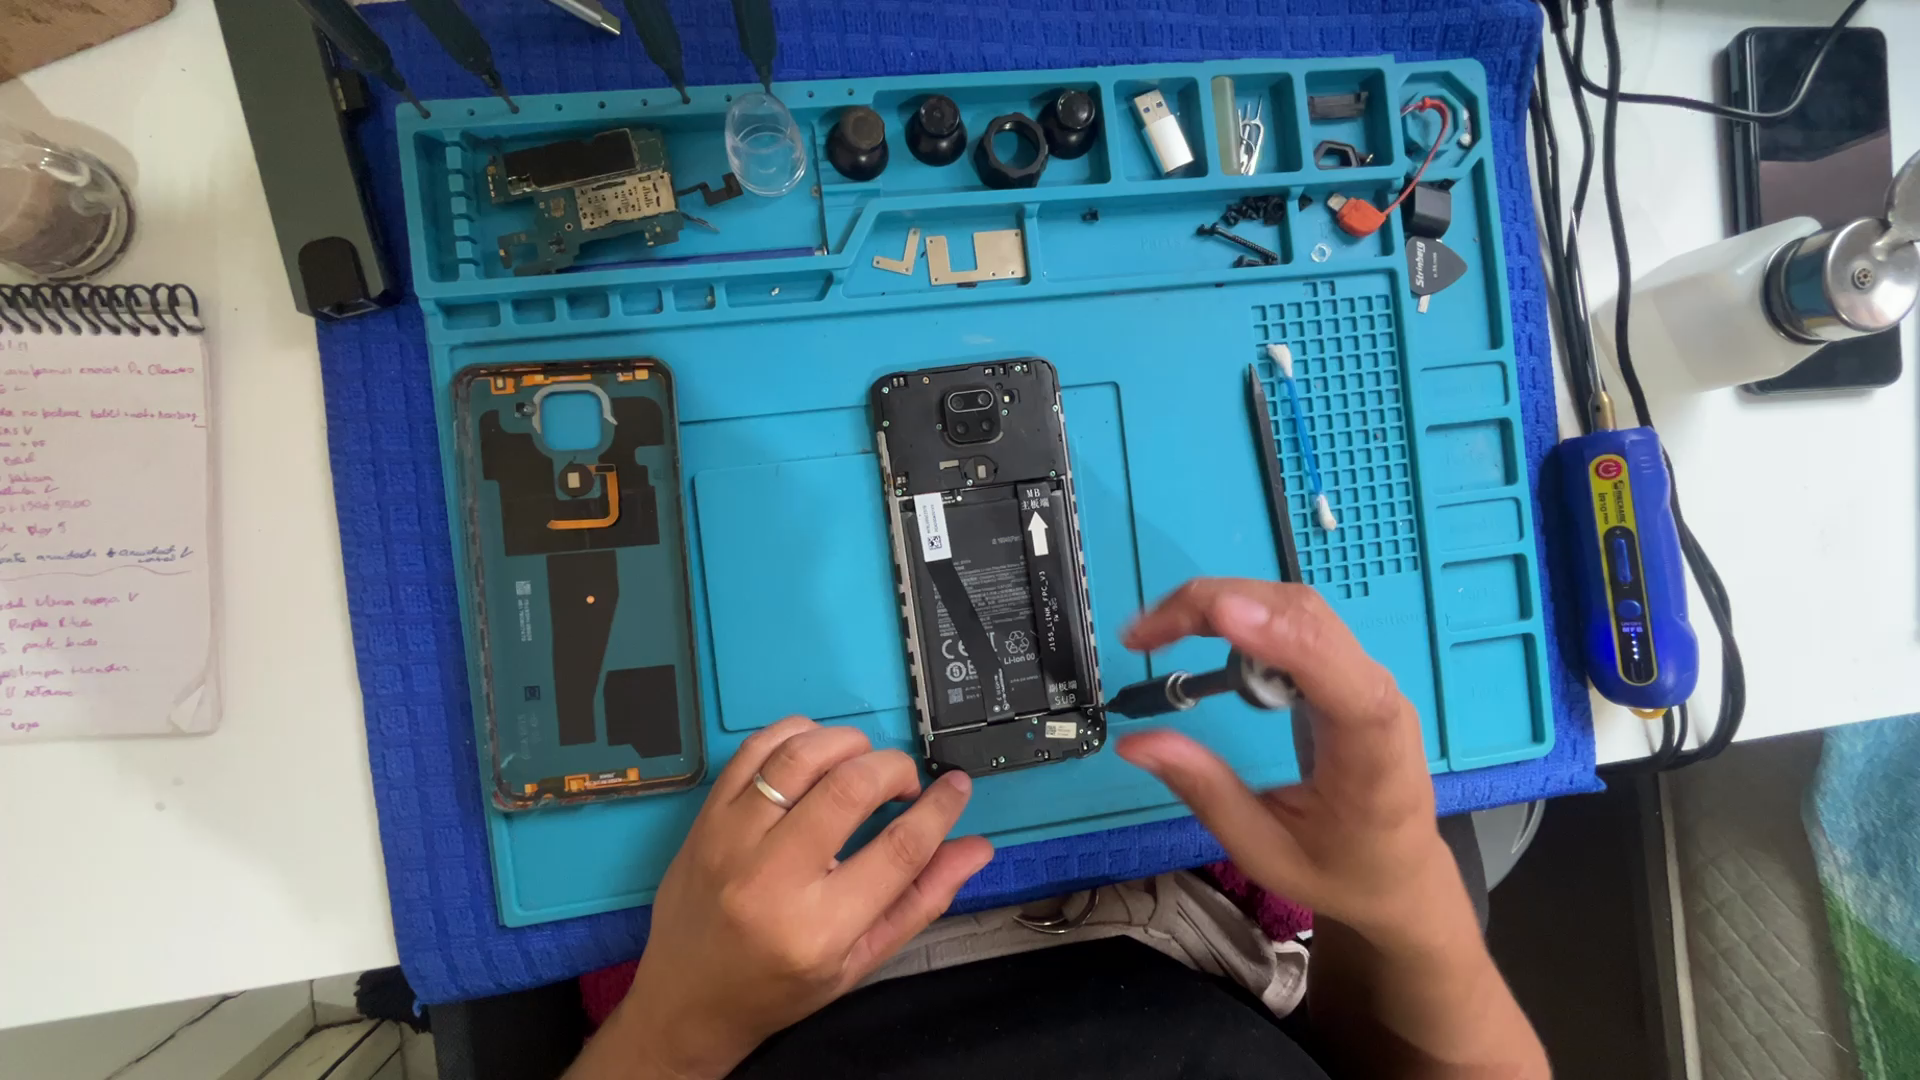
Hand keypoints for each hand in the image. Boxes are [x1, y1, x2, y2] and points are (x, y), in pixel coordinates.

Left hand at [597, 717, 992, 1079]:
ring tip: (862, 762)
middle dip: (893, 768)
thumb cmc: (779, 986)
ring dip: (847, 743)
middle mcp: (773, 879)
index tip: (956, 786)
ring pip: (801, 755)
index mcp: (820, 928)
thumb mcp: (860, 961)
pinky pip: (756, 748)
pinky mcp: (708, 816)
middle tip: (903, 783)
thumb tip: (975, 848)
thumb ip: (921, 900)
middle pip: (851, 787)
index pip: (899, 849)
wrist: (687, 1000)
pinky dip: (796, 733)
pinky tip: (816, 750)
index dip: (939, 809)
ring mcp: (732, 840)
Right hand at [1115, 579, 1454, 943]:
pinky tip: (1193, 627)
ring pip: (1294, 606)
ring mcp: (1361, 672)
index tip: (1219, 615)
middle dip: (1218, 605)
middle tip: (1142, 634)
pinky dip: (1234, 609)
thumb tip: (1132, 743)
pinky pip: (1289, 617)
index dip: (1286, 639)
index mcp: (1373, 754)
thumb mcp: (1264, 850)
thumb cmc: (1340, 871)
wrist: (1402, 873)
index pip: (1343, 681)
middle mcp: (1376, 695)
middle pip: (1306, 618)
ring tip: (1156, 630)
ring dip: (1219, 601)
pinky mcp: (1341, 664)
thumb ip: (1205, 792)